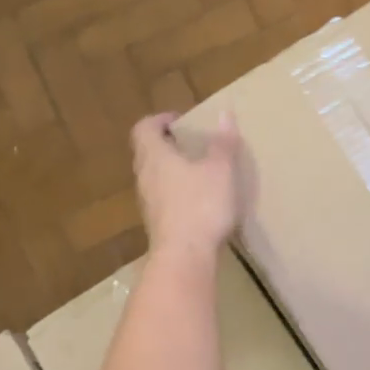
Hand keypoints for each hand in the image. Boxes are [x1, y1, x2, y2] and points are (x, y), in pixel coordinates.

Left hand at [132, 112, 243, 260]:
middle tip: (192, 144)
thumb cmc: (200, 205)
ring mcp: (148, 203)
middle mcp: (144, 177)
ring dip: (171, 171)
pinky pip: (163, 200)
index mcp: (154, 156)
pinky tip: (198, 202)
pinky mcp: (157, 225)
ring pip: (154, 177)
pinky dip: (176, 193)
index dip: (159, 120)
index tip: (180, 120)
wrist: (185, 257)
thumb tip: (224, 113)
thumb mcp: (220, 170)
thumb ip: (222, 143)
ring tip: (198, 172)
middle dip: (167, 145)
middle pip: (147, 152)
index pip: (144, 128)